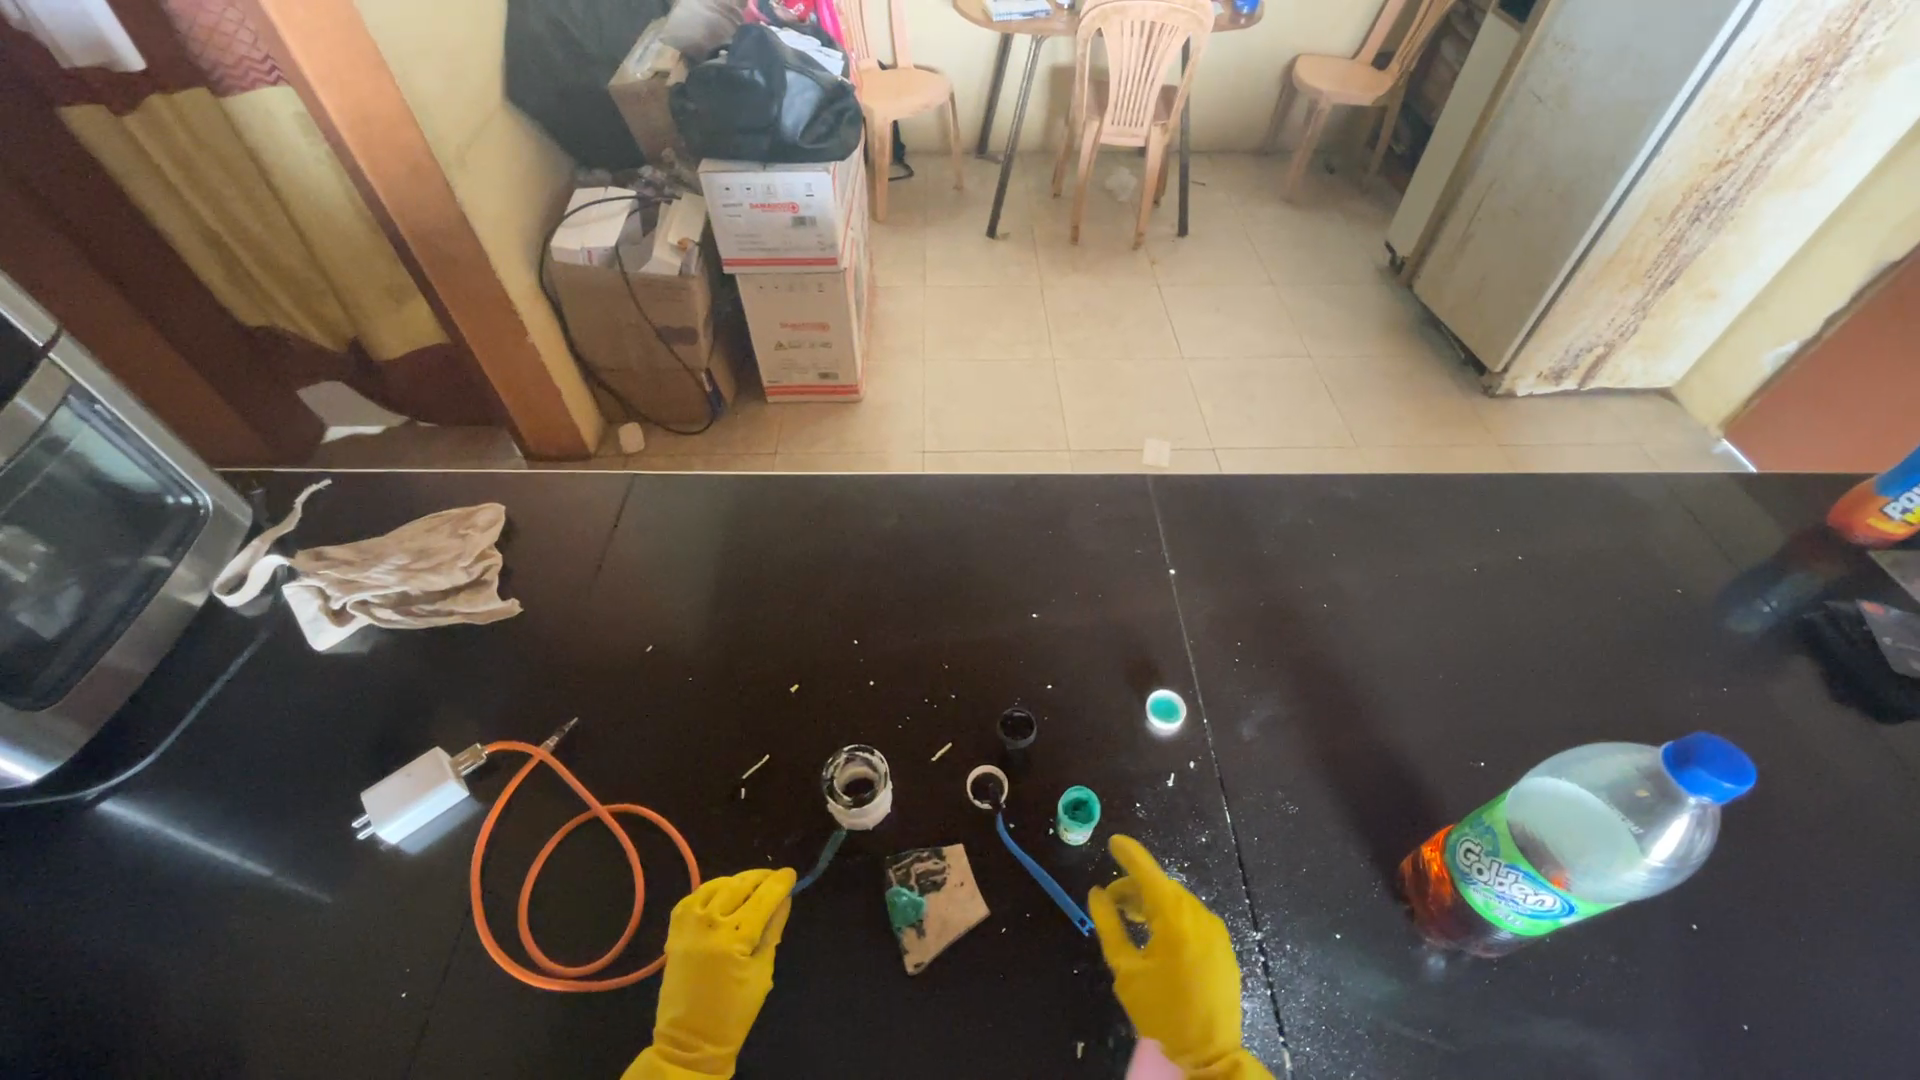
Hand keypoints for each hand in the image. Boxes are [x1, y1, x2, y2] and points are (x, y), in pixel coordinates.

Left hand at [644, 867, 795, 1077]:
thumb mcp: (763, 971)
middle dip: (761, 877)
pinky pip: (694, 896)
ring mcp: (688, 925)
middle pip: (740, 884)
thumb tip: (784, 899)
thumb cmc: (734, 1012)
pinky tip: (723, 895)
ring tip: (752, 886)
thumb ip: (773, 930)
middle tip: (775, 879)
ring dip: (738, 881)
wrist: (689, 1040)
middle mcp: (709, 924)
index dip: (781, 882)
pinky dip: (712, 890)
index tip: (791, 874)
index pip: (764, 896)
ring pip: (717, 885)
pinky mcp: (674, 930)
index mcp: (735, 938)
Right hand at [1089, 835, 1248, 1076]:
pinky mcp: (1223, 946)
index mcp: (1174, 918)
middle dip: (1135, 887)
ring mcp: (1215, 931)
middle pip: (1162, 887)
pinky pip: (1192, 919)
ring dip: (1153, 903)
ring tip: (1132, 918)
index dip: (1129, 854)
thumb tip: (1097, 894)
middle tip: (1112, 901)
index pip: (1148, 872)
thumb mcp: (1125, 970)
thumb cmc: (1161, 1011)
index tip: (1114, 841)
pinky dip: (1171, 917)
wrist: (1210, 1052)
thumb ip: (1109, 926)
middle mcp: (1199, 916)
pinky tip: (1157, 936)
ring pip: (1178, 902)